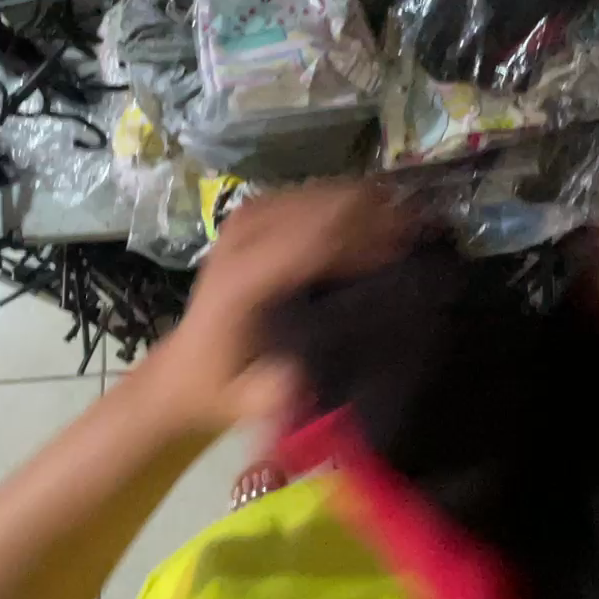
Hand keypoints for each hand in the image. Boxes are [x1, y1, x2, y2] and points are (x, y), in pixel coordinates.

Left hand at [135, 182, 413, 435]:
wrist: (183, 367)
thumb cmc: (218, 387)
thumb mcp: (241, 404)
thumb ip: (267, 394)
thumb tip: (298, 378)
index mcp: (240, 282)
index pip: (306, 244)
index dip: (357, 240)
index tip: (401, 246)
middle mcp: (240, 241)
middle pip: (314, 208)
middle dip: (367, 213)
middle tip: (415, 227)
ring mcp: (243, 223)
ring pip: (312, 195)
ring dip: (358, 202)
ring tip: (403, 217)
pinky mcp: (250, 217)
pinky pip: (304, 195)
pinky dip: (339, 199)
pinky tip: (371, 208)